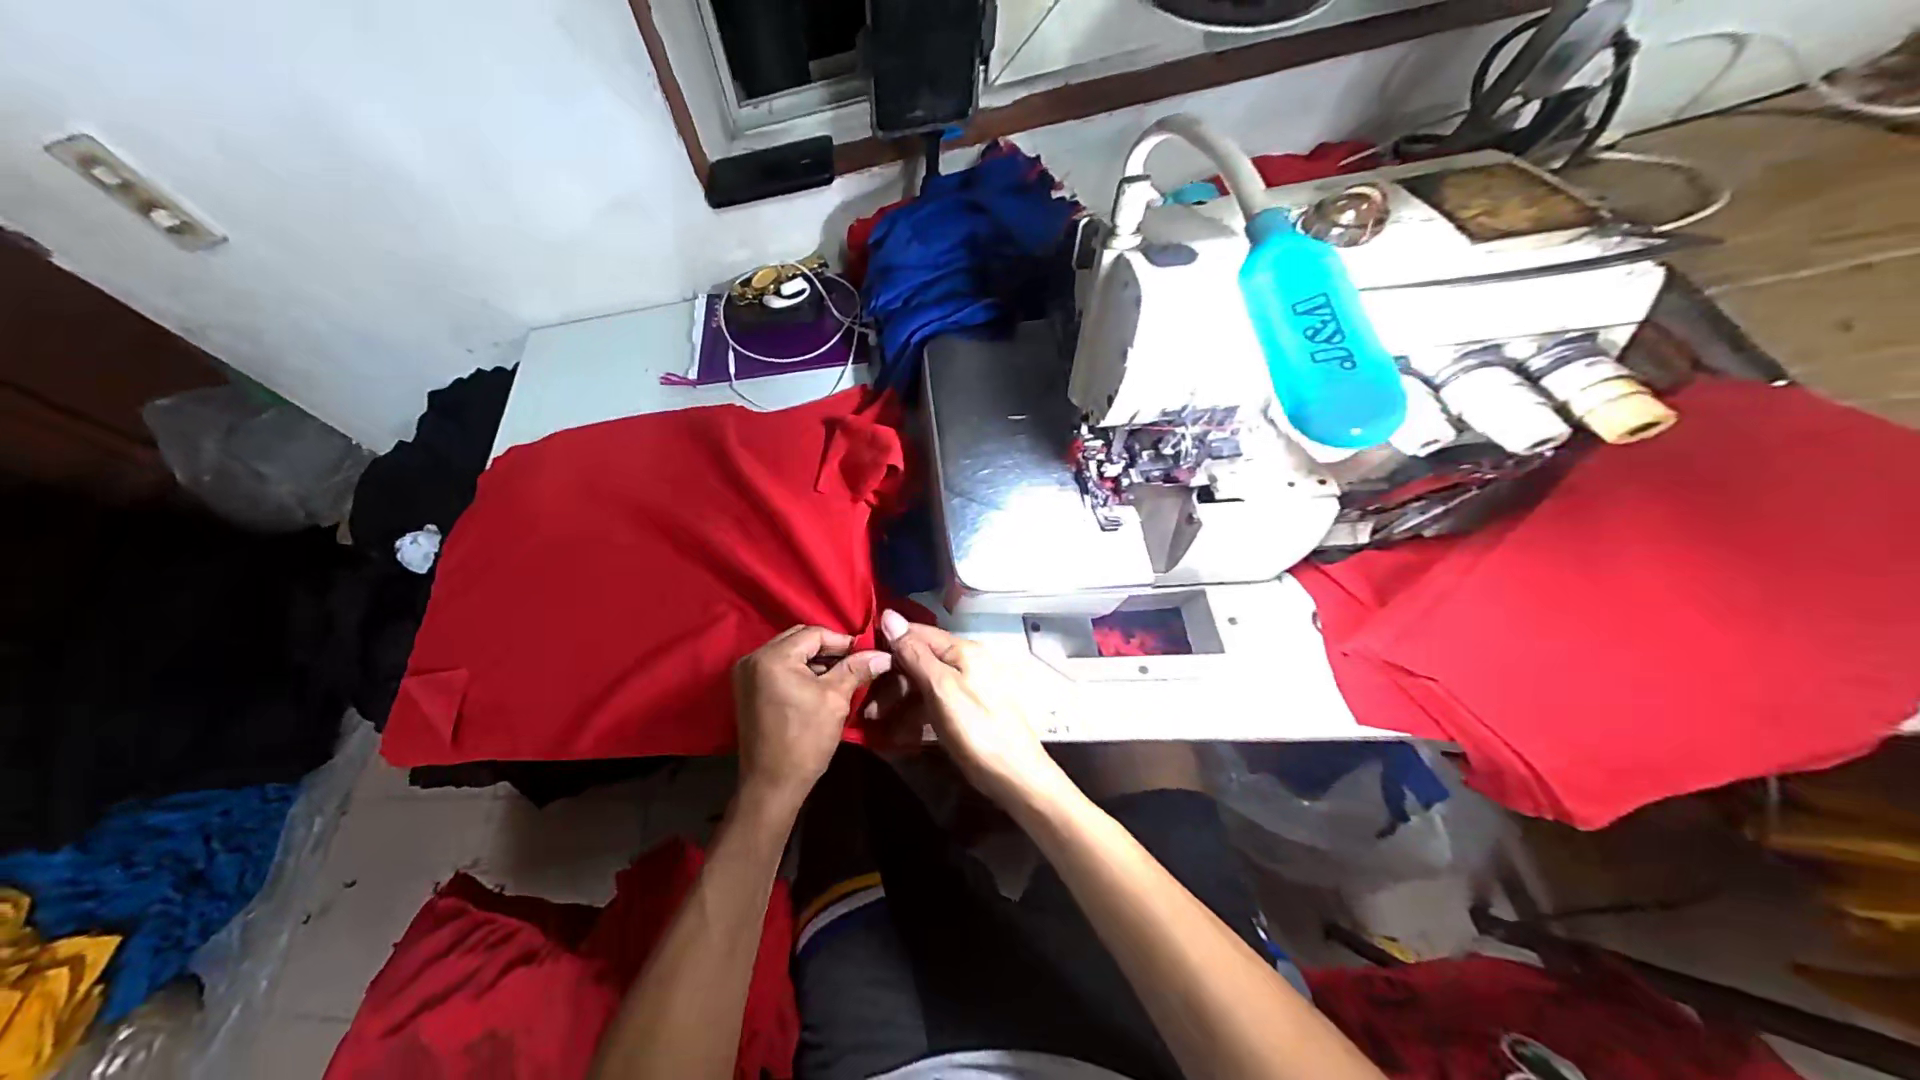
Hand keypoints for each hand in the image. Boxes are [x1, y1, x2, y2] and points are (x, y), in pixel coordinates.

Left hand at [733, 625, 890, 812]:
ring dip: (813, 659)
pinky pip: (777, 667)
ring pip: (788, 652)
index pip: (814, 633)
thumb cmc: (806, 740)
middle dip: (828, 648)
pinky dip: (798, 670)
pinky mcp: (746, 689)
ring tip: (839, 675)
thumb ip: (856, 669)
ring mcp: (746, 674)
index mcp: (773, 657)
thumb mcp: (836, 699)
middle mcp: (753, 658)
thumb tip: (883, 654)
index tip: (865, 654)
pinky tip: (818, 684)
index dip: (843, 641)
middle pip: (799, 639)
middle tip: (853, 663)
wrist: (772, 784)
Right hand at [874, 610, 1074, 811]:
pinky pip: (933, 703)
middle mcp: (966, 662)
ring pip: (923, 684)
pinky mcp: (966, 710)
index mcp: (963, 650)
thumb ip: (915, 654)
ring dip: (898, 700)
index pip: (917, 632)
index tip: (860, 661)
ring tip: (875, 723)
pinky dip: (914, 715)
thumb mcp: (941, 689)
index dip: (888, 643)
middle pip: (919, 659)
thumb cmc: (976, 730)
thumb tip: (889, 615)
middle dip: (891, 679)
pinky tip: (897, 733)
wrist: (1014, 777)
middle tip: (867, 707)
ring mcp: (967, 687)